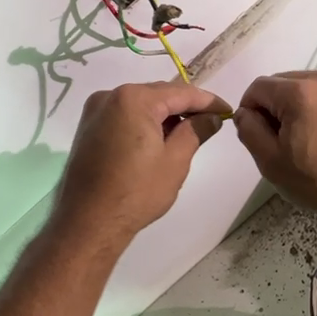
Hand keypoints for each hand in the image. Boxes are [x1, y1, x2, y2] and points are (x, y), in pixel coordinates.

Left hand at [50, 82, 229, 246]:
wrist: (88, 223)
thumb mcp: (175, 161)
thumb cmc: (136, 192)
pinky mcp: (88, 128)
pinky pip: (125, 116)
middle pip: (159, 94)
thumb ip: (196, 131)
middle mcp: (110, 96)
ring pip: (141, 104)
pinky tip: (160, 139)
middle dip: (186, 106)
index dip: (208, 101)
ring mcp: (95, 111)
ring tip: (189, 132)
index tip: (228, 110)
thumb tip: (212, 117)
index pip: (181, 92)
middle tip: (212, 121)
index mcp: (133, 99)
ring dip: (165, 115)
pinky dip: (145, 122)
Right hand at [232, 70, 316, 223]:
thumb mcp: (272, 162)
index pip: (257, 88)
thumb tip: (244, 113)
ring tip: (304, 142)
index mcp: (298, 91)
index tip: (258, 138)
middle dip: (273, 109)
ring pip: (303, 88)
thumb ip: (249, 131)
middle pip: (280, 84)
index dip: (250, 112)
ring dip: (294, 108)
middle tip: (281, 144)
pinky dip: (316, 109)